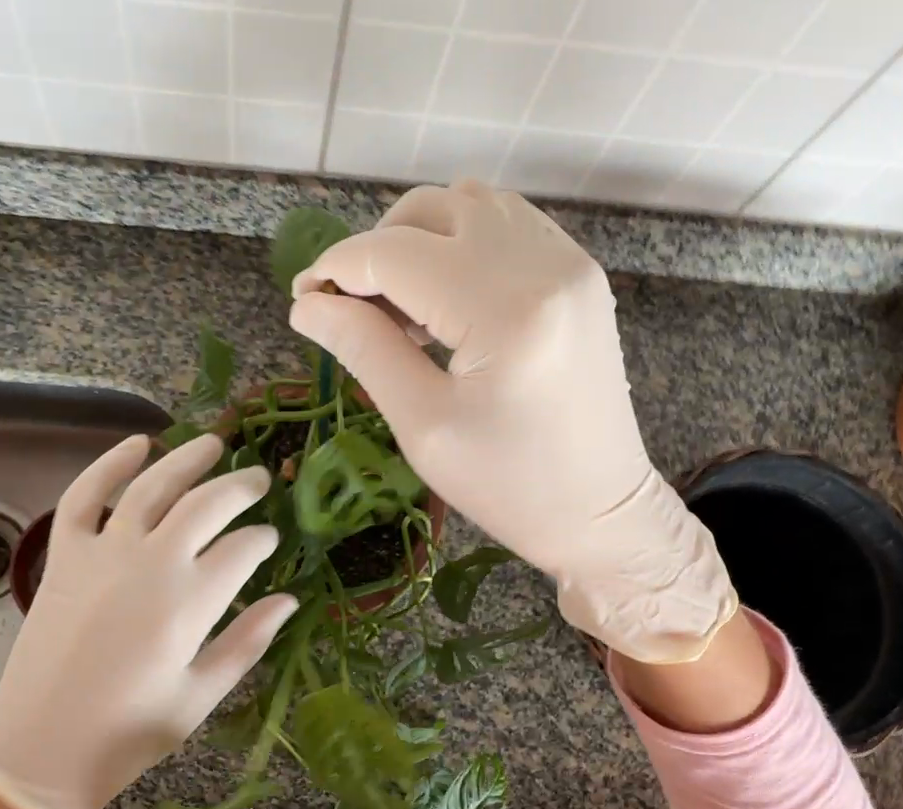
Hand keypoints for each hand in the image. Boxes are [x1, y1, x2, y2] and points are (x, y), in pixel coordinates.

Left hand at [0, 434, 298, 808]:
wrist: (41, 749)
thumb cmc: (128, 734)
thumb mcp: (199, 696)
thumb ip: (246, 643)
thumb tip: (288, 601)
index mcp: (190, 603)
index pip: (243, 550)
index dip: (264, 540)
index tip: (272, 540)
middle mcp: (149, 564)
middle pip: (205, 504)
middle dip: (240, 487)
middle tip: (259, 479)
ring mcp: (101, 554)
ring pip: (151, 486)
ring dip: (185, 459)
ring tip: (213, 444)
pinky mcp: (63, 557)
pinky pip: (84, 496)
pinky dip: (109, 465)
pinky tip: (136, 444)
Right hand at [288, 179, 736, 663]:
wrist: (599, 509)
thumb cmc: (507, 485)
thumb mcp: (422, 426)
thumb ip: (363, 349)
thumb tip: (305, 304)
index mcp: (504, 309)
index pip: (396, 253)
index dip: (336, 266)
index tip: (303, 297)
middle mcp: (543, 264)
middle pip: (432, 210)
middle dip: (375, 248)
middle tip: (351, 309)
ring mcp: (569, 261)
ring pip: (469, 204)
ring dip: (418, 239)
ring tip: (399, 305)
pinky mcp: (577, 272)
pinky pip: (505, 223)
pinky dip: (460, 242)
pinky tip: (444, 298)